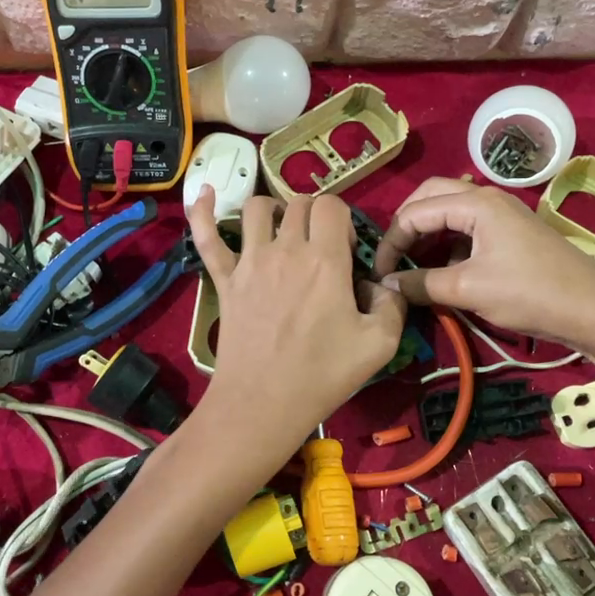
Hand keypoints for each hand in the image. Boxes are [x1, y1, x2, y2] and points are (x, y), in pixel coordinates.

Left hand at [188, 193, 405, 455]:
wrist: (263, 402)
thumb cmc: (322, 374)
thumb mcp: (379, 344)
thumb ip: (392, 304)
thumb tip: (382, 284)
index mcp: (325, 260)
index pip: (332, 206)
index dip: (342, 219)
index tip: (346, 248)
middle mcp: (285, 249)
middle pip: (298, 203)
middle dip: (313, 215)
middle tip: (320, 245)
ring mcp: (249, 261)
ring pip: (256, 208)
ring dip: (272, 210)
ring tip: (281, 230)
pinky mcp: (223, 279)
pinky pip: (206, 236)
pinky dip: (202, 211)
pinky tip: (204, 193)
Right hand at [372, 177, 594, 350]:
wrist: (593, 310)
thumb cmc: (530, 293)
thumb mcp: (467, 289)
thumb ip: (421, 283)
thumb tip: (387, 283)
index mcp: (475, 203)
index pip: (415, 211)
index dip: (391, 241)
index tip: (378, 273)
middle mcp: (486, 199)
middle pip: (430, 198)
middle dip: (406, 225)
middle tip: (391, 258)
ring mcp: (501, 215)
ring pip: (449, 212)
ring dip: (426, 234)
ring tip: (411, 266)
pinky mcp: (510, 234)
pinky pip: (467, 228)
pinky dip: (447, 244)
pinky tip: (442, 271)